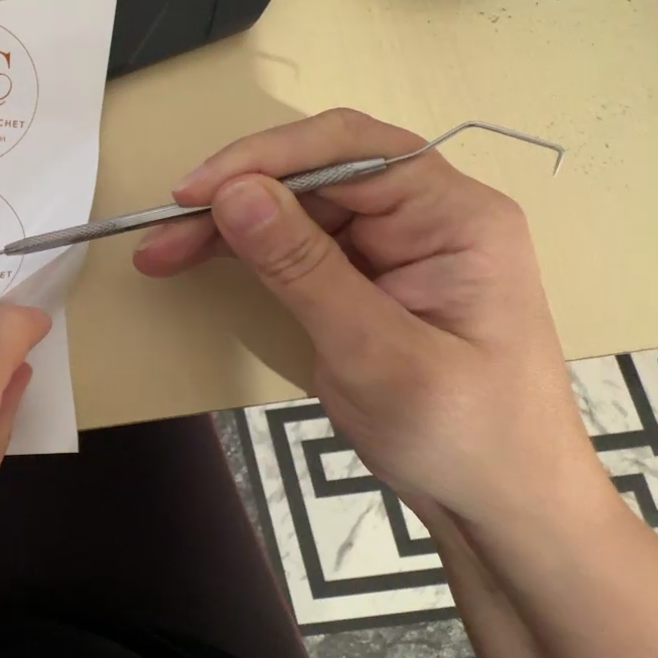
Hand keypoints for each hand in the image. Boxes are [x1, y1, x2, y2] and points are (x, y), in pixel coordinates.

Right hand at [133, 109, 601, 523]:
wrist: (497, 506)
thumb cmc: (462, 435)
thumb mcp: (375, 354)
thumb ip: (302, 268)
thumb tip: (233, 193)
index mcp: (453, 217)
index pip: (350, 150)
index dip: (266, 158)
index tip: (195, 193)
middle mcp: (421, 215)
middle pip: (312, 172)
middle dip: (233, 193)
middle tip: (164, 228)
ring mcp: (388, 245)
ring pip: (290, 204)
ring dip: (223, 223)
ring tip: (159, 252)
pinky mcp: (357, 274)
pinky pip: (288, 241)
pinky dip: (237, 248)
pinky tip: (190, 259)